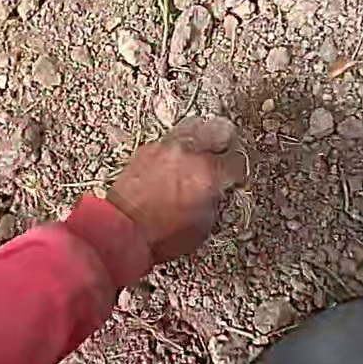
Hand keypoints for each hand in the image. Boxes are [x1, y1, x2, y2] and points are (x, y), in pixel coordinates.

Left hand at [106, 117, 248, 264]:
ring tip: (203, 152)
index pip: (238, 161)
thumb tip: (219, 191)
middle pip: (220, 132)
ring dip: (203, 139)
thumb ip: (217, 200)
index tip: (238, 178)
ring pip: (195, 128)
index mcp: (208, 174)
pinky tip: (178, 160)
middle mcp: (189, 154)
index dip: (241, 171)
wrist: (121, 232)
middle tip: (226, 156)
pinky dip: (179, 148)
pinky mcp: (148, 149)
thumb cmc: (159, 235)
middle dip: (227, 145)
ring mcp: (167, 148)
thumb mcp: (204, 226)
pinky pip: (172, 140)